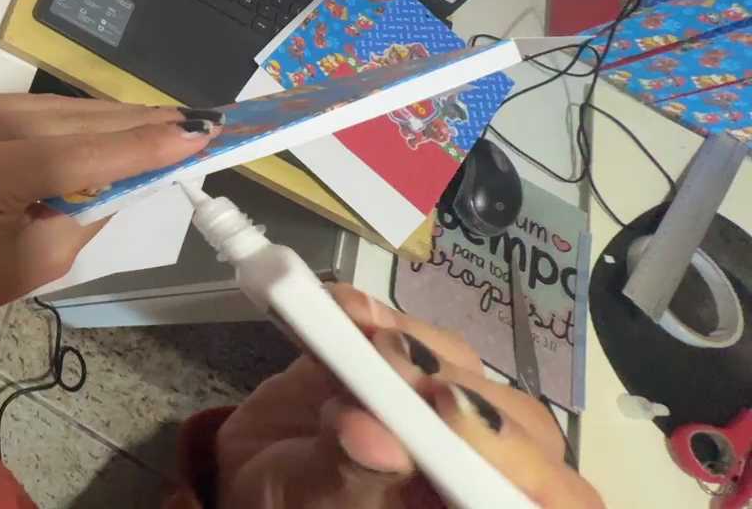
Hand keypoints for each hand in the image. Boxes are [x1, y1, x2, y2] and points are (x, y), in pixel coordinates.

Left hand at [0, 92, 218, 321]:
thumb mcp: (43, 258)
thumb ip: (92, 207)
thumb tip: (142, 165)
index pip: (69, 155)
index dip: (136, 146)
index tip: (199, 134)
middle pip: (61, 121)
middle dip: (130, 123)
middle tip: (194, 119)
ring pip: (46, 107)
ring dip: (103, 115)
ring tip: (161, 118)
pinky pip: (24, 105)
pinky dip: (66, 115)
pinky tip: (107, 119)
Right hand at [215, 285, 602, 508]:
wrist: (244, 476)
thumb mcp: (311, 506)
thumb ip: (347, 475)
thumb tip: (369, 435)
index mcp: (478, 508)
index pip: (548, 497)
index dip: (514, 454)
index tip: (444, 405)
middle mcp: (481, 468)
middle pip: (517, 427)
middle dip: (454, 385)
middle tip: (389, 356)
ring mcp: (435, 411)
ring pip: (464, 370)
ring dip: (413, 341)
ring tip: (351, 320)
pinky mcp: (388, 365)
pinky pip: (403, 334)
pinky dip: (370, 314)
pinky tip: (339, 304)